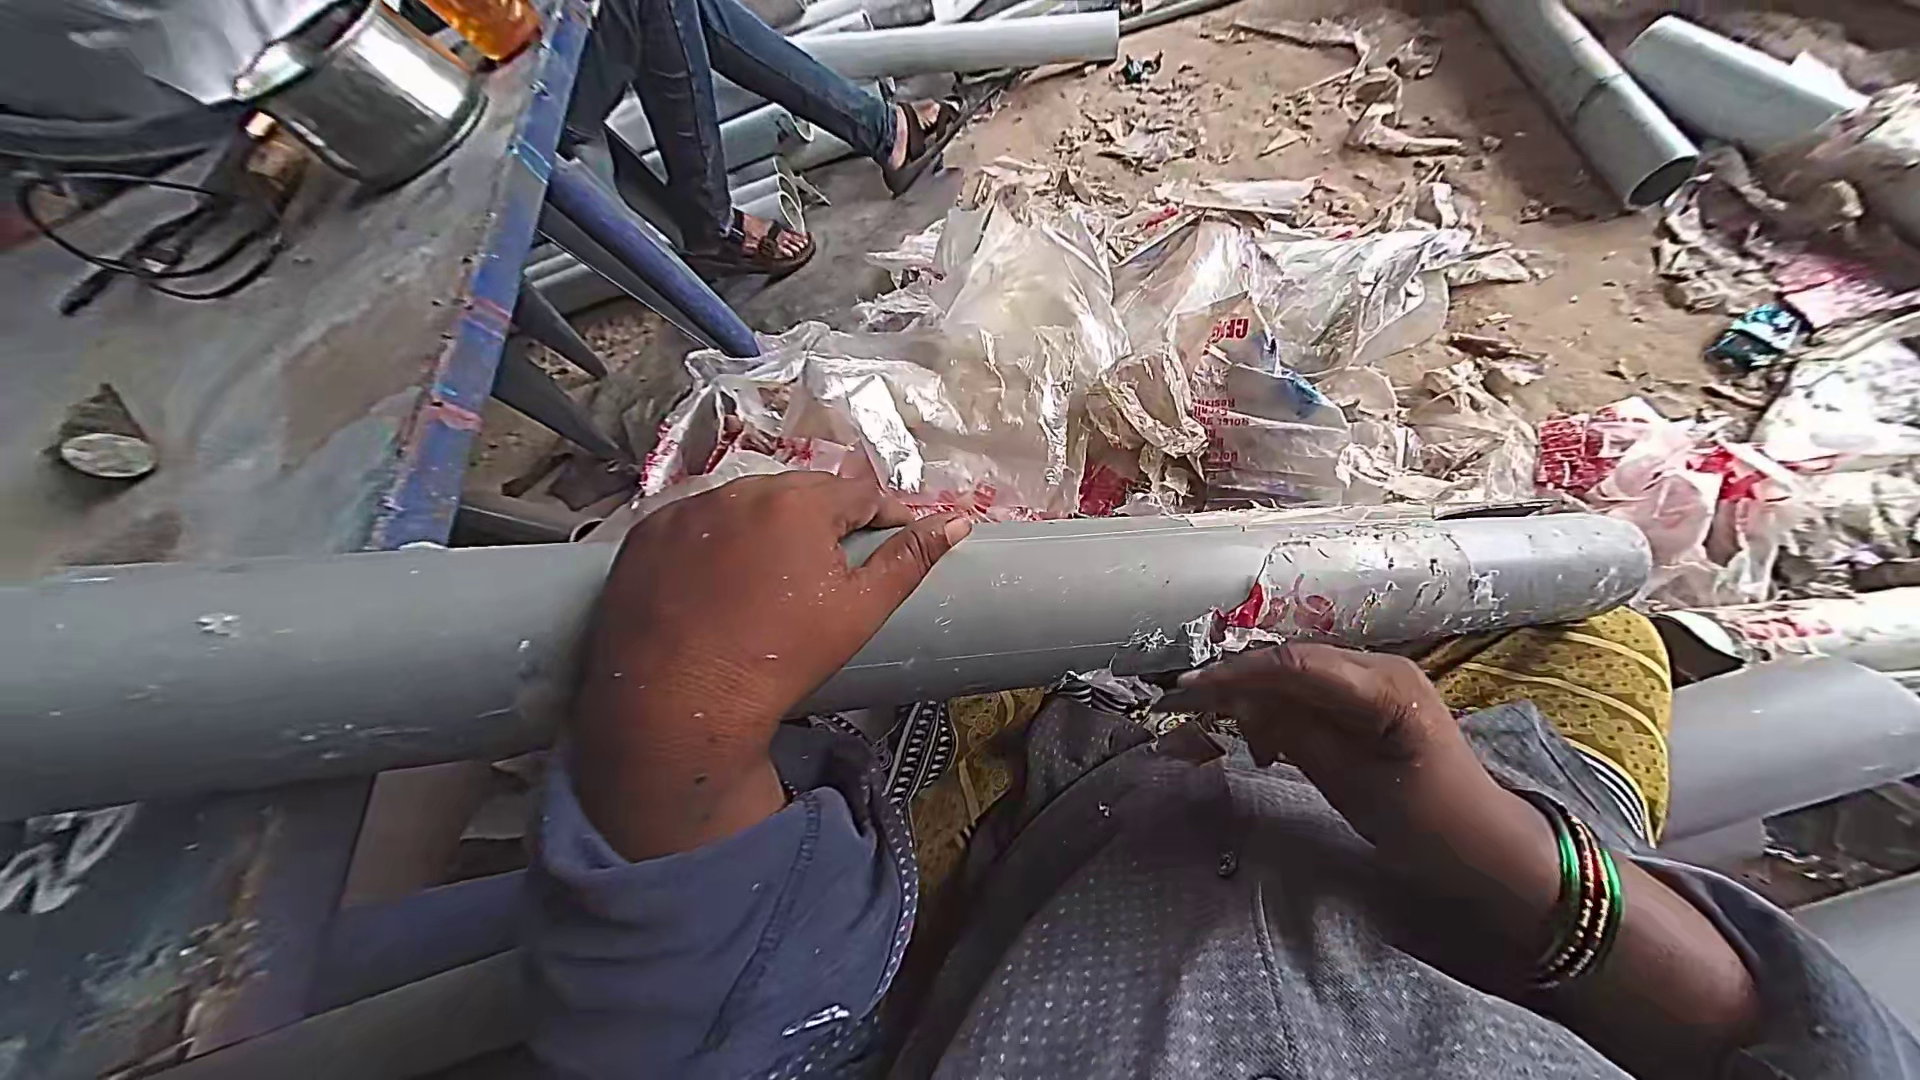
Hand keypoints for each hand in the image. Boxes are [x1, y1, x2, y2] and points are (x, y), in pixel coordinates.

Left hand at [571, 466, 970, 859]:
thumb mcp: (859, 610)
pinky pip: (699, 520)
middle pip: (802, 492)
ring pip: (749, 502)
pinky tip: (722, 574)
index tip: (889, 536)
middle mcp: (741, 490)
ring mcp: (688, 509)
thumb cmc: (783, 657)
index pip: (859, 492)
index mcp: (800, 503)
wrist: (679, 704)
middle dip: (826, 517)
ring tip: (776, 569)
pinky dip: (718, 536)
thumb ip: (909, 559)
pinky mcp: (647, 532)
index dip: (883, 513)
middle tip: (831, 561)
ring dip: (771, 522)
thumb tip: (958, 521)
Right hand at [1172, 646, 1763, 1075]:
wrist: (1493, 851)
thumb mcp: (1353, 785)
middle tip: (1186, 705)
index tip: (1186, 691)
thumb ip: (1292, 735)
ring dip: (1254, 699)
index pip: (1291, 666)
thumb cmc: (1432, 826)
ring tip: (1234, 737)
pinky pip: (1307, 690)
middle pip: (1286, 662)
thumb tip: (1236, 703)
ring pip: (1291, 674)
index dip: (1233, 675)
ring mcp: (1374, 677)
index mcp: (1385, 687)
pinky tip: (1267, 744)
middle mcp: (1378, 666)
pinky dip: (1278, 710)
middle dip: (1234, 683)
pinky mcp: (1365, 695)